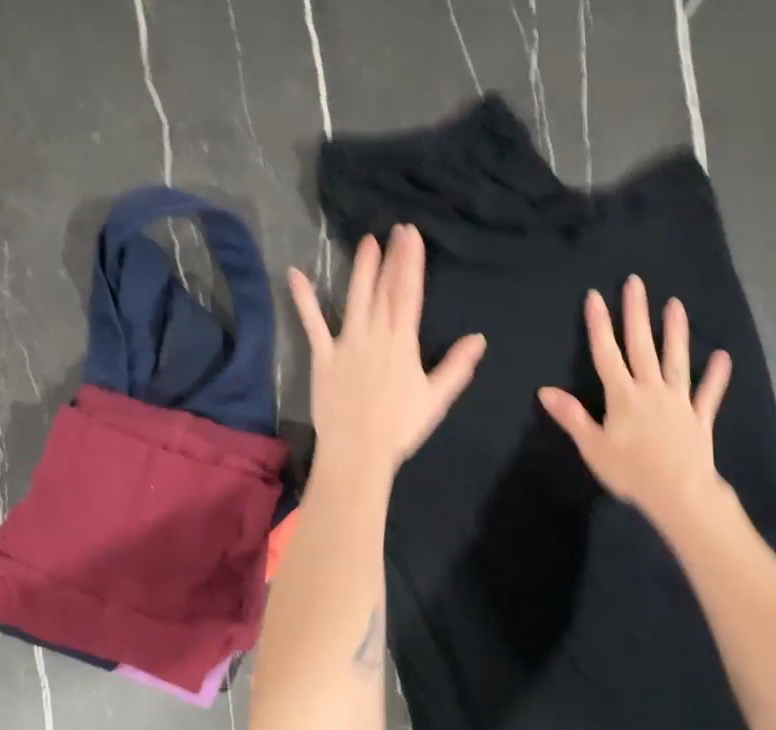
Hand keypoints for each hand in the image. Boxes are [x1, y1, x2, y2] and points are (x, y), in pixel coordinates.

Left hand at [289, 225, 486, 479]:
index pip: (408, 294)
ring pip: (355, 298)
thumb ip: (456, 367)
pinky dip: (304, 299)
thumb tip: (478, 338)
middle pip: (384, 290)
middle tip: (395, 230)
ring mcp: (346, 344)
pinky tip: (296, 274)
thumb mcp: (436, 400)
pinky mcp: (323, 357)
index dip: (410, 262)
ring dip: (360, 268)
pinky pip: (312, 324)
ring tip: (366, 242)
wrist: (357, 451)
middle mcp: (375, 335)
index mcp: (403, 344)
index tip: (411, 236)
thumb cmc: (399, 429)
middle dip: (391, 258)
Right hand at [538, 275, 734, 523]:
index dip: (599, 325)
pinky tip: (722, 358)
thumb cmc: (630, 472)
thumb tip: (545, 391)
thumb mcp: (593, 446)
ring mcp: (678, 401)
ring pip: (676, 360)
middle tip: (636, 283)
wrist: (678, 492)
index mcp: (622, 396)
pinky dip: (716, 377)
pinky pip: (708, 394)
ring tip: (677, 304)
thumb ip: (572, 416)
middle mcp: (651, 390)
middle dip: (637, 314)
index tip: (595, 297)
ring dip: (676, 332)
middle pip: (642, 346)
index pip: (606, 354)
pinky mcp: (699, 418)